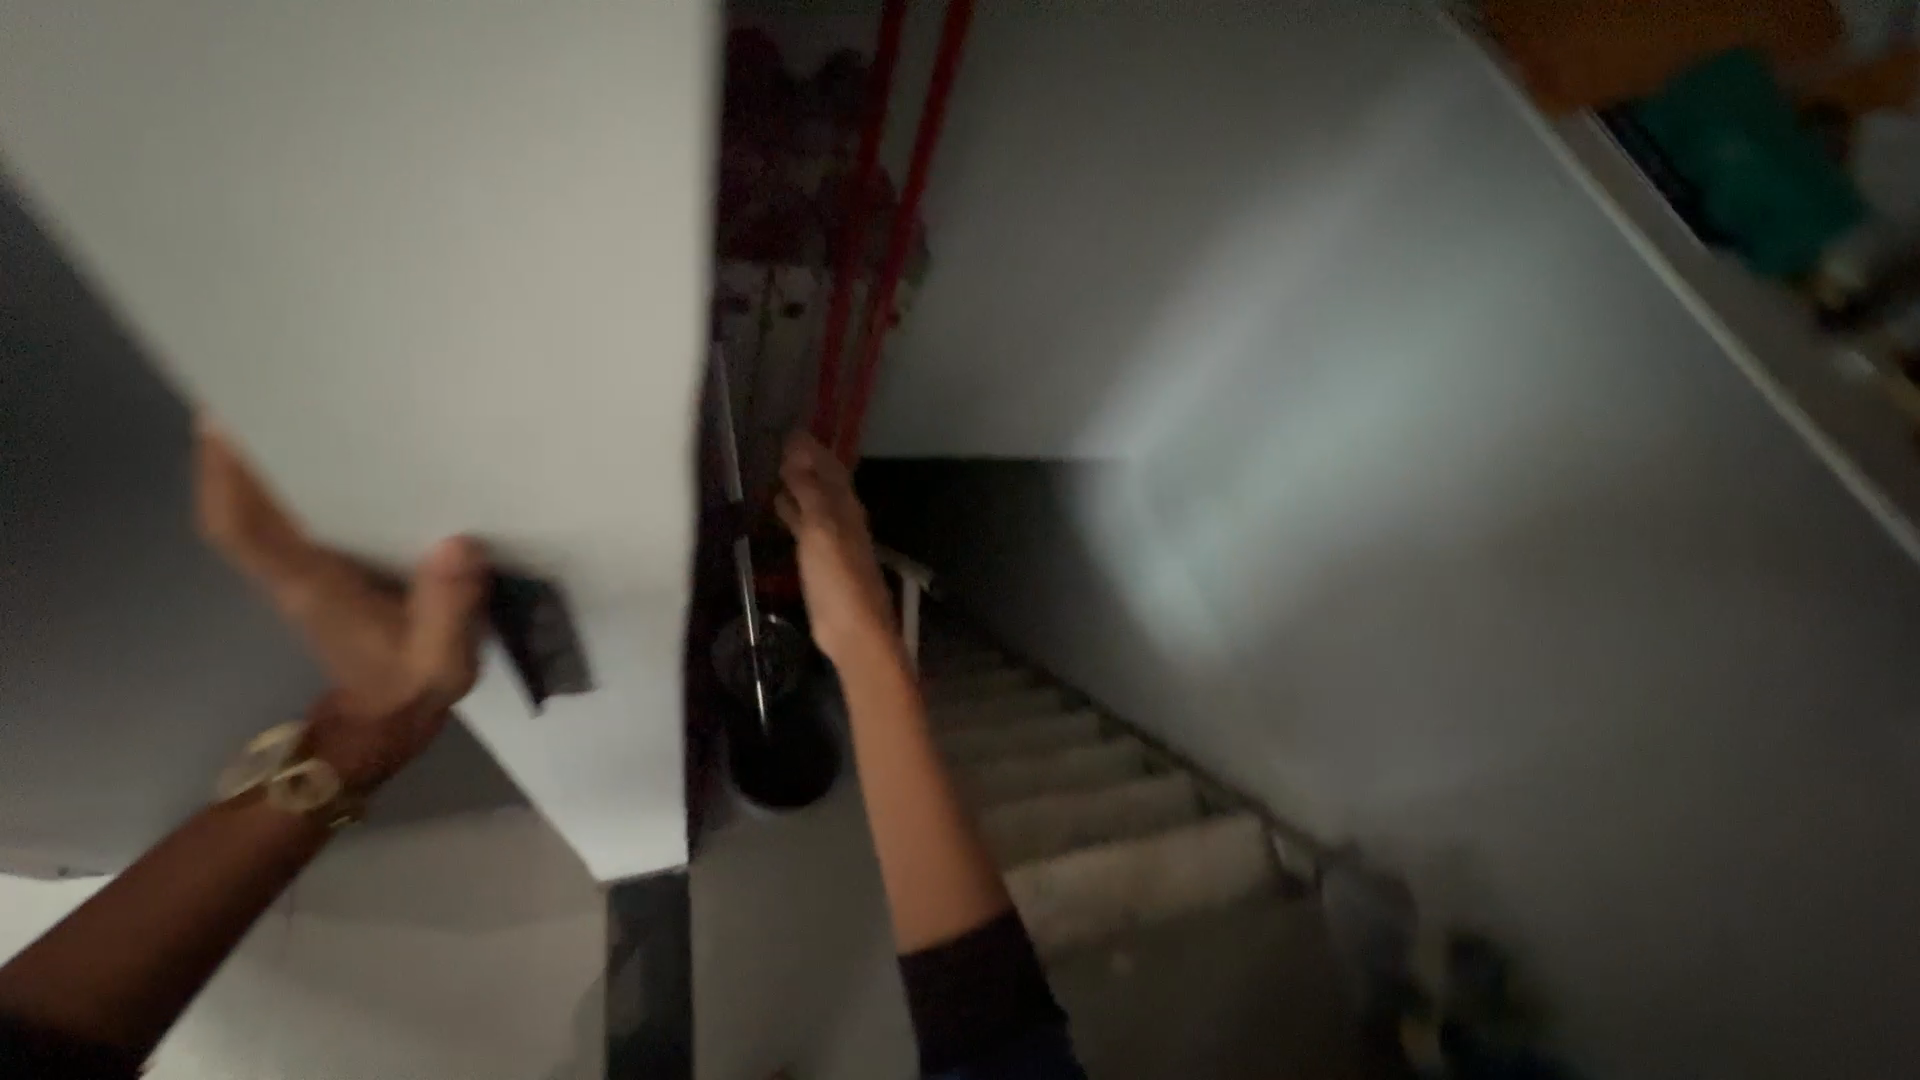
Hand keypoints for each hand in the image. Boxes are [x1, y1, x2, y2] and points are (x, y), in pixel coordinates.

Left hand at [196, 423, 488, 789]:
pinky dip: (292, 482)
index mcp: (314, 586)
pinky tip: (332, 454)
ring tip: (298, 406)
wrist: (388, 718)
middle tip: (266, 387)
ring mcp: (305, 570)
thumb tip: (458, 542)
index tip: (228, 420)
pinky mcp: (324, 570)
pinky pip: (291, 517)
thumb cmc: (410, 686)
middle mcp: (296, 571)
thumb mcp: (442, 659)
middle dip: (239, 449)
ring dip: (263, 460)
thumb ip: (448, 607)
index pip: (245, 529)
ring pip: (261, 508)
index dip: (228, 476)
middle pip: (242, 505)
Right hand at [773, 432, 898, 666]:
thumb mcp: (822, 529)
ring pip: (815, 503)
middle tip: (779, 444)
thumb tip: (796, 454)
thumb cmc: (838, 579)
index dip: (812, 448)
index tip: (790, 429)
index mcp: (846, 508)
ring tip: (775, 468)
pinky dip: (793, 512)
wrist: (853, 631)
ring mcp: (833, 542)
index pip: (830, 468)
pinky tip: (779, 509)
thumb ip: (810, 492)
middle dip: (806, 462)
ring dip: (799, 485)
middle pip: (825, 483)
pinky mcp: (821, 563)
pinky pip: (806, 526)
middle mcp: (844, 519)